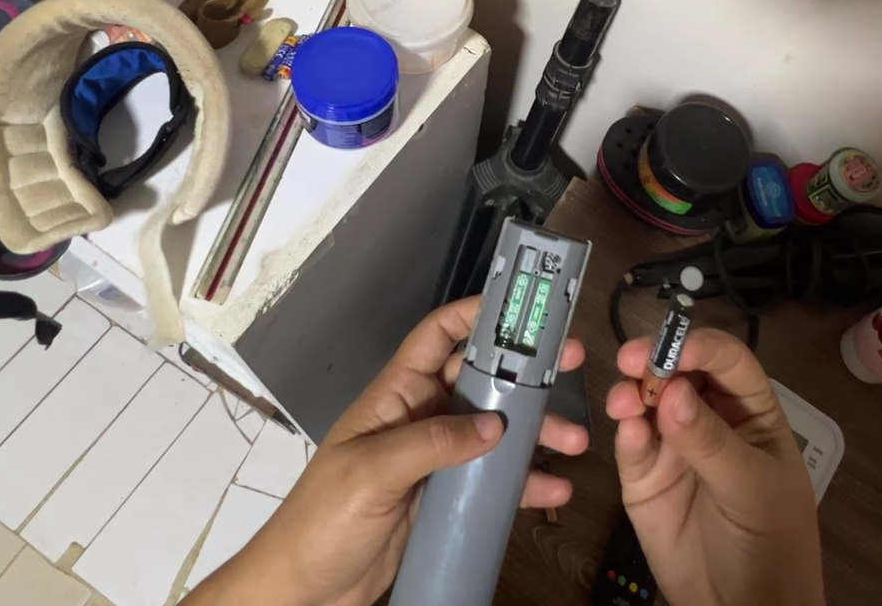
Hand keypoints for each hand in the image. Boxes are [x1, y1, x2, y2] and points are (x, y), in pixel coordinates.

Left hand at [186, 297, 588, 605]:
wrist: (304, 593)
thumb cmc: (323, 518)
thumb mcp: (372, 472)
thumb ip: (432, 443)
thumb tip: (496, 426)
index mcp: (398, 393)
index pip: (437, 336)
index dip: (474, 313)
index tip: (519, 305)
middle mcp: (423, 414)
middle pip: (481, 378)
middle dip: (526, 370)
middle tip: (572, 362)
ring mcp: (437, 456)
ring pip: (496, 428)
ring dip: (536, 431)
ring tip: (577, 440)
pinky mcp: (447, 496)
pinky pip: (494, 479)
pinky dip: (525, 482)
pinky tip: (555, 488)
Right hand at [606, 328, 823, 605]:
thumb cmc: (770, 543)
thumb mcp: (753, 489)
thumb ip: (712, 442)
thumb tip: (672, 393)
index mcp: (748, 410)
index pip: (727, 361)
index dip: (702, 347)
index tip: (675, 347)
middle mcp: (707, 415)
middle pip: (679, 371)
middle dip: (655, 358)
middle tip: (629, 358)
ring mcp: (672, 442)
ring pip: (646, 399)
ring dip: (631, 390)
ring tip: (623, 400)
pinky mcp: (642, 472)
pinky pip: (630, 442)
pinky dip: (624, 431)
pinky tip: (627, 432)